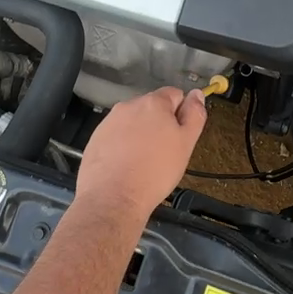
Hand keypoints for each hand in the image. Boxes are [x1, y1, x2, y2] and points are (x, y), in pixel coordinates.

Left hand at [74, 87, 207, 217]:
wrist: (113, 198)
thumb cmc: (155, 172)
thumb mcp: (186, 144)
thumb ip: (194, 115)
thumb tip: (197, 94)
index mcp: (153, 103)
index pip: (175, 94)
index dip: (181, 114)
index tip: (179, 136)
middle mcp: (128, 106)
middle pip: (151, 108)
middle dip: (159, 124)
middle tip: (164, 151)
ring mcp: (109, 122)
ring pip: (133, 122)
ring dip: (140, 134)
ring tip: (143, 161)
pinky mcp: (95, 139)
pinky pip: (115, 136)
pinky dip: (122, 145)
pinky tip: (125, 166)